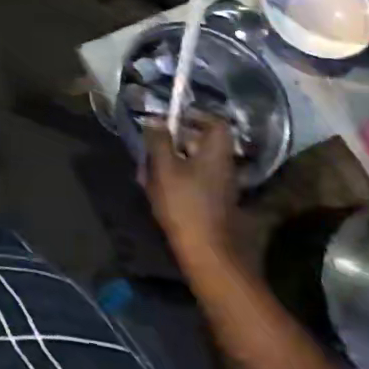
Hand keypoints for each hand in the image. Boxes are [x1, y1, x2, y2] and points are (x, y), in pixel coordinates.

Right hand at [144, 117, 240, 264]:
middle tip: (150, 145)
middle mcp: (223, 166)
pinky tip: (154, 189)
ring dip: (169, 162)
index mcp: (217, 152)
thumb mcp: (164, 168)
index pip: (215, 122)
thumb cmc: (185, 204)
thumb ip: (159, 140)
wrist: (206, 253)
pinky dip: (175, 179)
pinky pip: (192, 181)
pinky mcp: (212, 203)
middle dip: (173, 141)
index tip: (172, 117)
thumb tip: (155, 119)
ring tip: (146, 170)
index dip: (195, 115)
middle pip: (200, 143)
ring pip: (192, 163)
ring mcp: (219, 186)